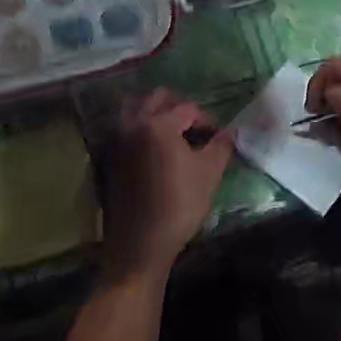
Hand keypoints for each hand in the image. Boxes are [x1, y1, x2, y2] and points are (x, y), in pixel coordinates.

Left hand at [102, 89, 234, 277]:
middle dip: (178, 107)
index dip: (207, 120)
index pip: (188, 109)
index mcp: (159, 124)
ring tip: (172, 133)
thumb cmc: (180, 204)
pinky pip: (123, 129)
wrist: (141, 242)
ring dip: (154, 113)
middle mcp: (133, 124)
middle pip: (156, 98)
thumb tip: (232, 132)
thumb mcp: (210, 173)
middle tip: (195, 127)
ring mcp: (116, 140)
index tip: (218, 137)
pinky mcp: (108, 157)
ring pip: (134, 109)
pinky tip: (153, 149)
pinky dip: (139, 129)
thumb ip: (222, 146)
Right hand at [305, 59, 340, 191]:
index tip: (312, 112)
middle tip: (316, 124)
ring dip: (329, 114)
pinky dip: (338, 123)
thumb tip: (327, 94)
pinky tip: (333, 138)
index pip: (334, 66)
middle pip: (339, 80)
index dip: (317, 86)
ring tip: (324, 135)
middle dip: (323, 100)